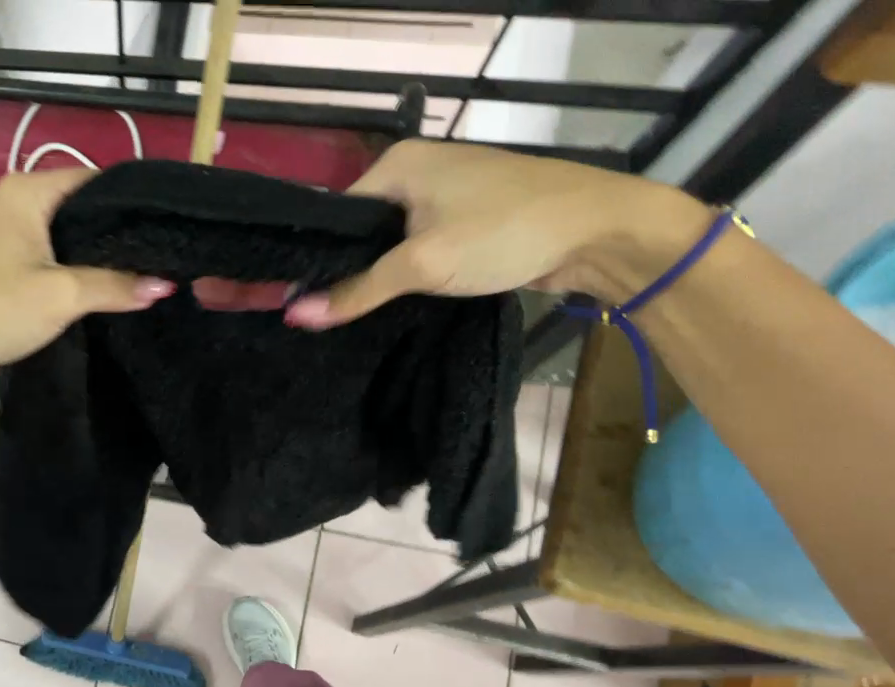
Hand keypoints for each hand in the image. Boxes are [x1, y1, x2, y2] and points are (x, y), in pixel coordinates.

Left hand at [0, 169, 174, 388]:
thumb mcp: (61, 298)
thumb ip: (114, 286)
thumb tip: (164, 284)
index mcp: (26, 189)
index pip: (94, 179)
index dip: (130, 203)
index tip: (159, 228)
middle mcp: (6, 194)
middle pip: (73, 202)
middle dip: (108, 228)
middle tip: (148, 254)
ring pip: (52, 226)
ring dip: (82, 247)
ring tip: (123, 269)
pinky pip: (32, 244)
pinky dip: (56, 257)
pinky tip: (78, 280)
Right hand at [278, 140, 708, 328]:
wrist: (601, 231)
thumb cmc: (505, 232)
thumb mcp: (423, 265)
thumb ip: (357, 290)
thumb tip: (293, 314)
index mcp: (396, 164)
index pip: (332, 215)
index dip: (313, 258)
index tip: (294, 300)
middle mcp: (413, 170)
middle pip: (356, 230)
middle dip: (342, 269)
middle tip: (318, 313)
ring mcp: (440, 193)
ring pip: (385, 242)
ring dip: (372, 275)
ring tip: (346, 312)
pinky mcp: (461, 217)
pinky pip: (412, 247)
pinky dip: (401, 273)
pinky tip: (389, 300)